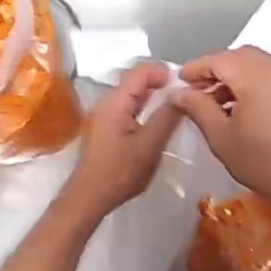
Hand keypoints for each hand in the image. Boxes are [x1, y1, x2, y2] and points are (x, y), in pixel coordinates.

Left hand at [56, 61, 181, 222]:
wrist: (88, 198)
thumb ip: (166, 117)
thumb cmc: (119, 173)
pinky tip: (153, 124)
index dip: (162, 71)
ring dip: (150, 98)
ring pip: (128, 97)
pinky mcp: (101, 131)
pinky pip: (123, 111)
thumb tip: (180, 94)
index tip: (183, 83)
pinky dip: (140, 111)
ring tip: (171, 109)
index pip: (139, 72)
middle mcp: (104, 105)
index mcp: (114, 103)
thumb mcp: (149, 145)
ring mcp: (100, 118)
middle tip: (181, 95)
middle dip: (158, 84)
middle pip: (133, 82)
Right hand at [174, 46, 270, 209]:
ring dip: (237, 76)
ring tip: (221, 102)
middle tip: (199, 91)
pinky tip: (247, 108)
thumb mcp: (220, 137)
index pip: (220, 59)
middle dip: (217, 69)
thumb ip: (198, 108)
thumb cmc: (260, 162)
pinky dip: (256, 83)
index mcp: (256, 78)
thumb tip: (179, 93)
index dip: (196, 67)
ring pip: (260, 65)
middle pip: (242, 56)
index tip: (180, 81)